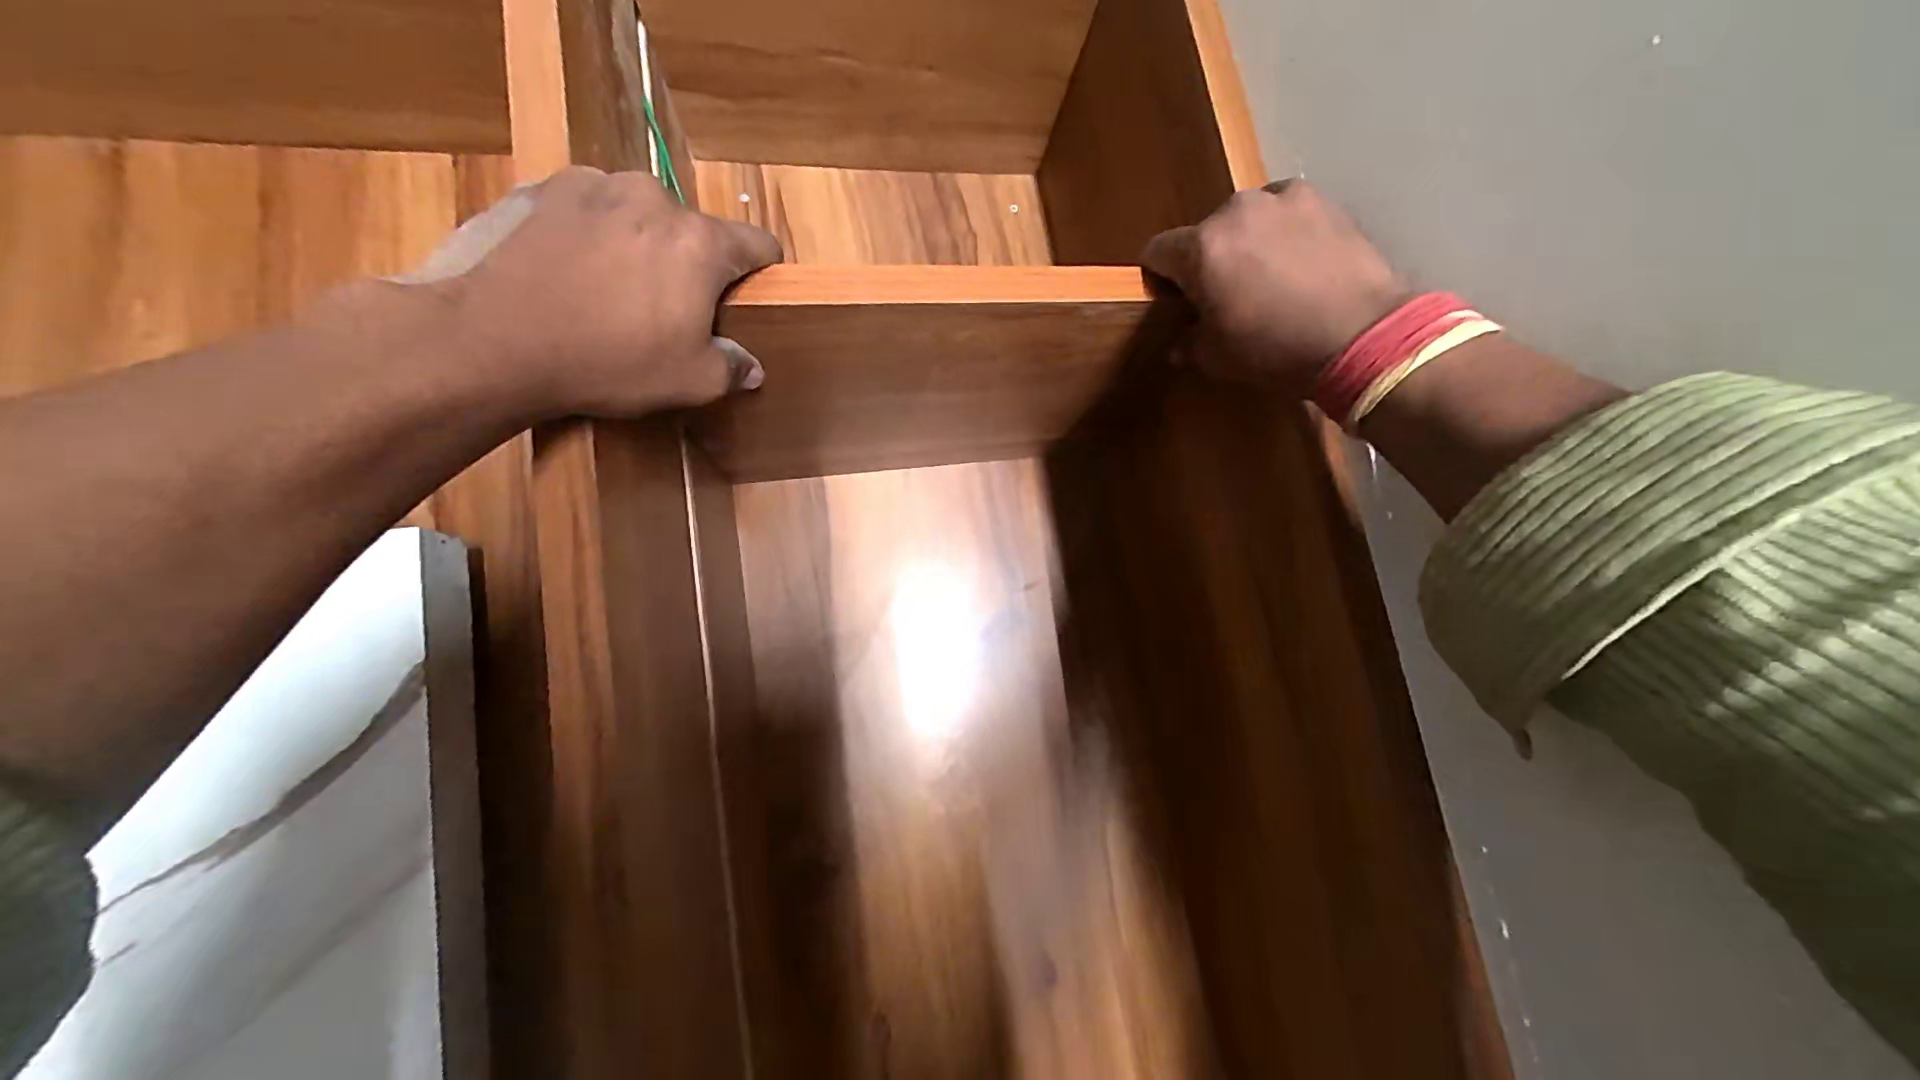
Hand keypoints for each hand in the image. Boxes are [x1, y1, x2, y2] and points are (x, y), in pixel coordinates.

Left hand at [397, 165, 782, 417]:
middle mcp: (652, 197)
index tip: (750, 297)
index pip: (758, 244)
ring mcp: (592, 184)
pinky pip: (588, 209)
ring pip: (640, 215)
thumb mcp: (689, 382)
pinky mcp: (540, 187)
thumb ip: (732, 368)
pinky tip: (569, 275)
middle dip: (691, 264)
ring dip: (640, 245)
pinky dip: (592, 235)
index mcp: (699, 242)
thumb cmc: (608, 362)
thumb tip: (752, 366)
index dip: (763, 272)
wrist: (489, 339)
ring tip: (610, 290)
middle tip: (666, 310)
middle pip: (694, 230)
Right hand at [1141, 180, 1408, 396]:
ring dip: (1246, 242)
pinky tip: (1299, 263)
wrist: (1359, 335)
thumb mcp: (1216, 358)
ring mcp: (1282, 199)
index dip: (1160, 278)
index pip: (1156, 251)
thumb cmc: (1274, 348)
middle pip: (1203, 232)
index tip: (1176, 301)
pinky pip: (1285, 212)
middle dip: (1208, 259)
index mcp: (1200, 247)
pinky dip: (1283, 232)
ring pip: (1246, 218)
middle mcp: (1235, 210)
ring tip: (1268, 276)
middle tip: (1227, 294)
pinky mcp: (1322, 200)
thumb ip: (1188, 343)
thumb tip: (1181, 343)